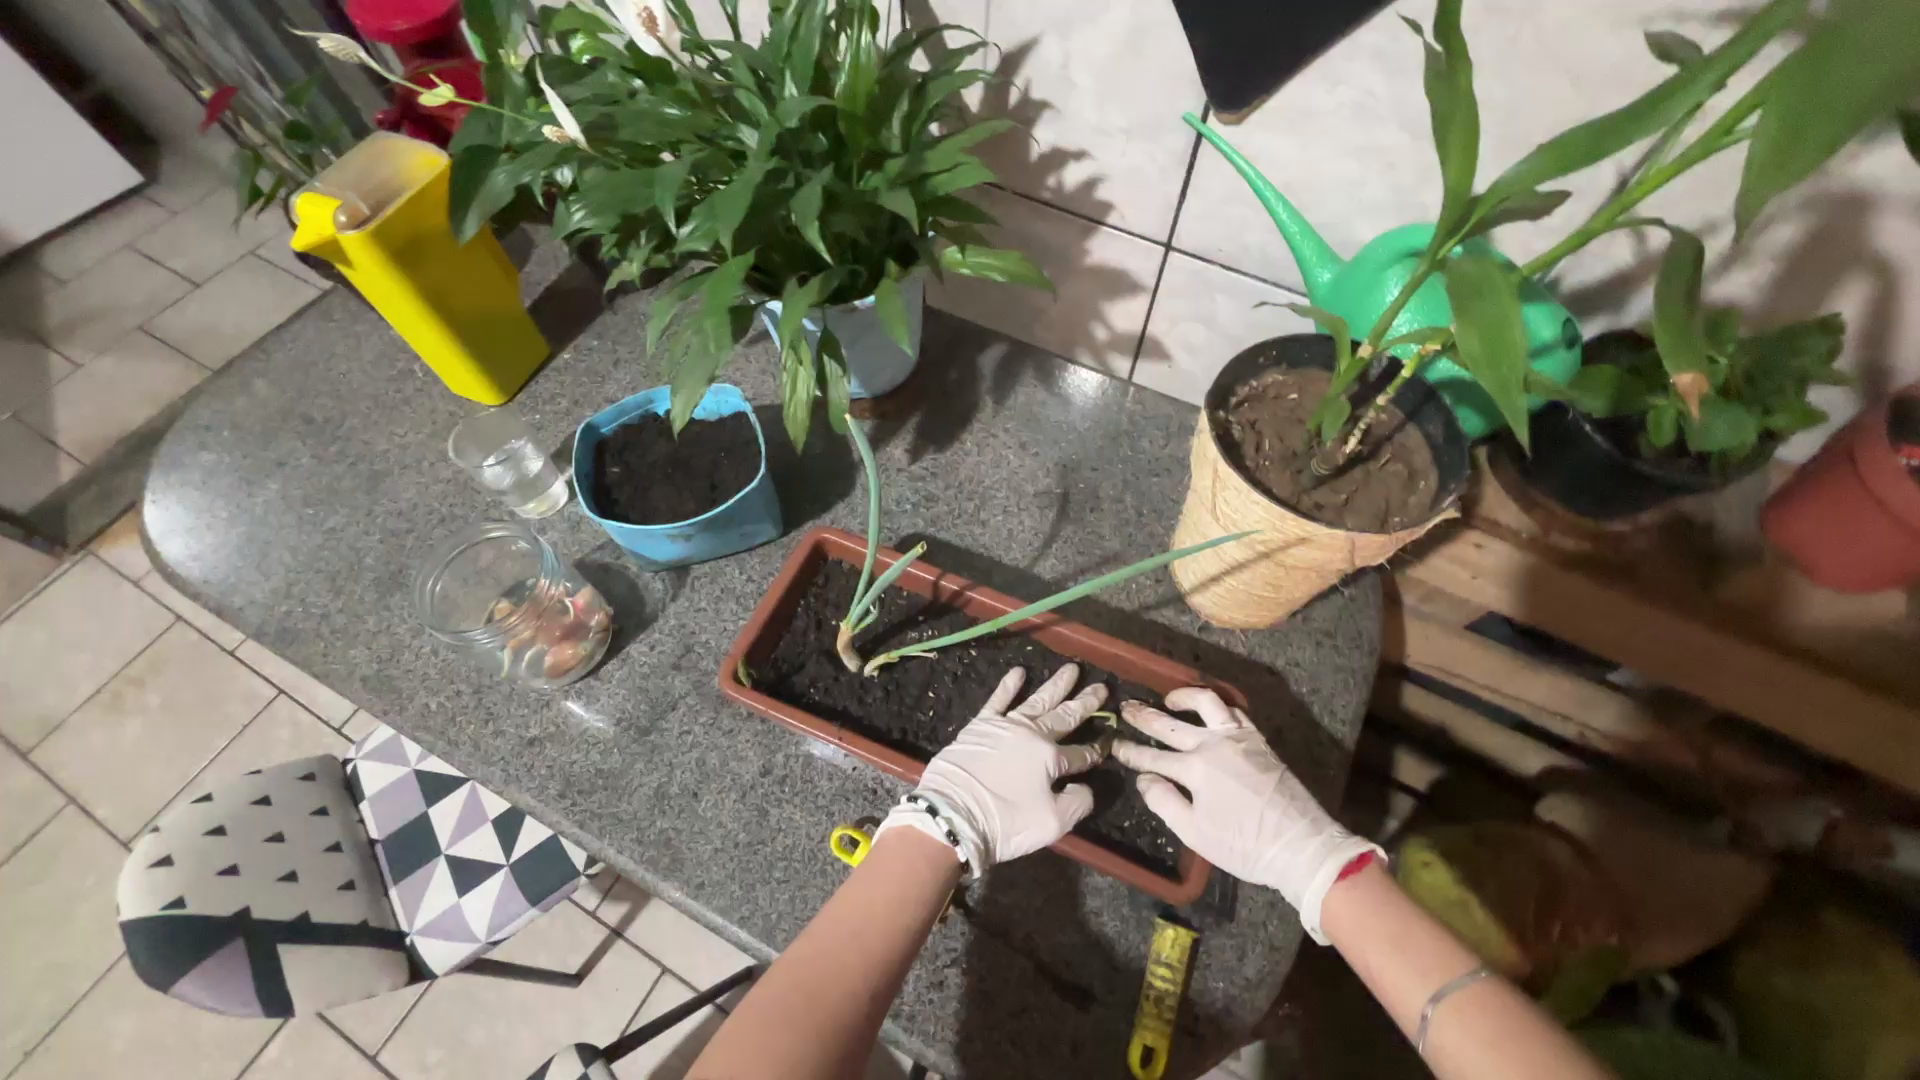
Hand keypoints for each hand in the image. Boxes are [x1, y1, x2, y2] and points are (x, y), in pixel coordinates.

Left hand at [876, 664, 1107, 875]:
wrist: (953, 815)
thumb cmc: (1005, 821)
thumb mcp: (1053, 823)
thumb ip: (1077, 803)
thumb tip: (1085, 786)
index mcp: (1050, 758)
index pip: (1081, 754)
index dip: (1096, 750)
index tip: (1108, 741)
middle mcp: (1031, 735)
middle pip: (1064, 717)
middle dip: (1084, 703)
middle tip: (1102, 687)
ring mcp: (1004, 726)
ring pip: (1037, 700)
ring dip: (1056, 685)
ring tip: (1072, 668)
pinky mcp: (980, 726)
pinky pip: (997, 700)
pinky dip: (1009, 685)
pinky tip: (1019, 671)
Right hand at [1112, 688, 1381, 942]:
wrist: (1301, 846)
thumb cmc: (1244, 846)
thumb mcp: (1194, 832)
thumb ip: (1164, 801)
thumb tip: (1144, 778)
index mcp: (1195, 769)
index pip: (1153, 756)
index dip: (1130, 751)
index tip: (1113, 744)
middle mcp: (1214, 745)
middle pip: (1172, 725)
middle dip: (1145, 716)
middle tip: (1127, 708)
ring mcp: (1240, 739)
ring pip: (1207, 703)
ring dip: (1184, 697)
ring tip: (1168, 699)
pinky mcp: (1260, 742)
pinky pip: (1234, 712)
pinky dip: (1217, 707)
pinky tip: (1210, 712)